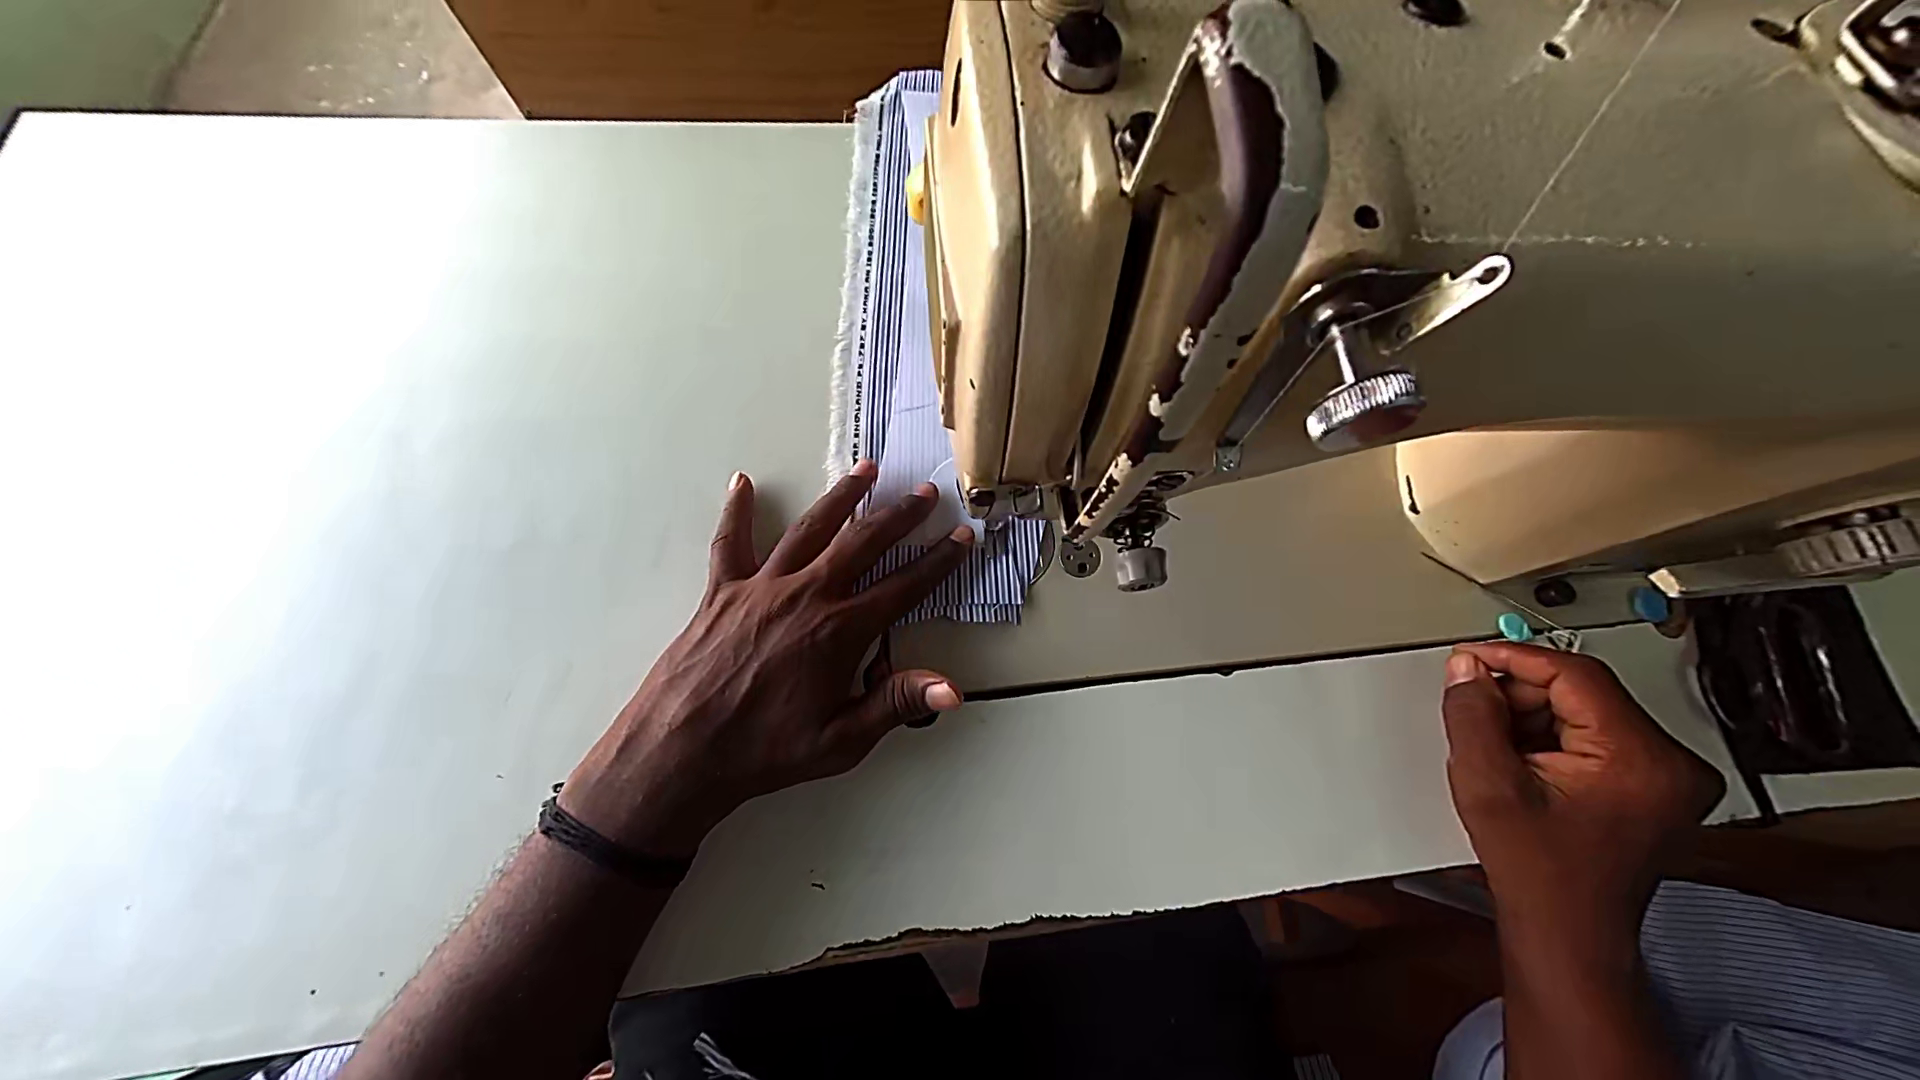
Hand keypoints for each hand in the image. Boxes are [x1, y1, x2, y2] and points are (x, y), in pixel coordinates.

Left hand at [560, 461, 974, 859]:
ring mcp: (762, 587)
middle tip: (924, 493)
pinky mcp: (722, 591)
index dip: (939, 561)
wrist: (680, 753)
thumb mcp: (842, 740)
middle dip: (900, 516)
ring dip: (842, 497)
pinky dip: (738, 511)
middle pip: (864, 543)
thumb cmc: (764, 751)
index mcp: (840, 631)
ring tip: (865, 471)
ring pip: (811, 528)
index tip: (960, 538)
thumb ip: (896, 704)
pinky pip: (731, 541)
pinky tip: (743, 484)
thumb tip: (951, 689)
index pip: (904, 586)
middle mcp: (807, 596)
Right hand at [1440, 643, 1724, 938]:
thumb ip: (1472, 715)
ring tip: (1500, 755)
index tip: (1471, 657)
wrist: (1566, 925)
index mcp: (1642, 760)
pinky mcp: (1651, 780)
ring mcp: (1665, 773)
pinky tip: (1520, 764)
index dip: (1513, 657)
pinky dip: (1543, 735)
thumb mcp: (1486, 782)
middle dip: (1516, 695)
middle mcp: (1670, 762)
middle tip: (1475, 717)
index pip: (1576, 674)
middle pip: (1579, 689)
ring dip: (1527, 716)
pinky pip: (1588, 730)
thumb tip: (1467, 668)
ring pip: (1580, 708)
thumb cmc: (1539, 871)